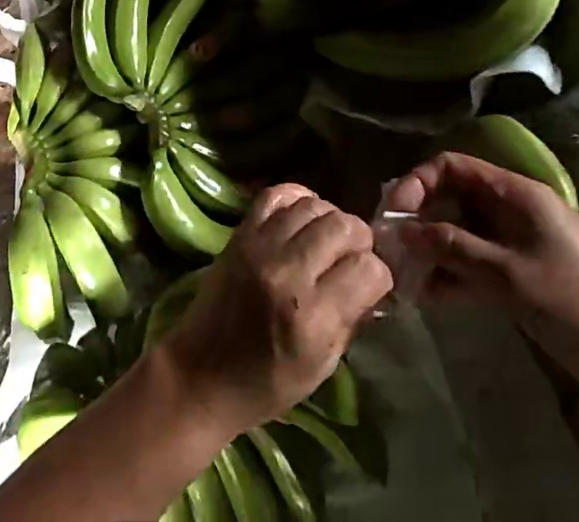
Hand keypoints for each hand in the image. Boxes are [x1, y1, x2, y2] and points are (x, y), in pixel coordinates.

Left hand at [161, 185, 392, 435]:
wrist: (200, 375)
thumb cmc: (266, 383)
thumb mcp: (323, 365)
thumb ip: (352, 318)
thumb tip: (373, 283)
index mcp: (312, 317)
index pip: (368, 269)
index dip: (378, 275)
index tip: (371, 285)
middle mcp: (288, 273)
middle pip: (344, 227)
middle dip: (360, 240)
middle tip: (353, 257)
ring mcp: (260, 248)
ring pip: (314, 206)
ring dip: (331, 218)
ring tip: (329, 238)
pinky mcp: (240, 235)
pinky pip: (275, 195)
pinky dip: (296, 198)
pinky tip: (303, 216)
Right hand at [384, 152, 578, 415]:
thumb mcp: (512, 276)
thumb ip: (454, 249)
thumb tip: (400, 231)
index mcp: (515, 194)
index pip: (452, 167)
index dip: (417, 184)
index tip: (392, 218)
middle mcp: (511, 212)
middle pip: (451, 201)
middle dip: (418, 223)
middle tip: (389, 256)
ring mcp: (515, 247)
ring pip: (459, 237)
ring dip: (430, 255)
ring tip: (403, 285)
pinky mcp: (520, 280)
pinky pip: (473, 268)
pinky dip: (450, 279)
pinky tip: (428, 300)